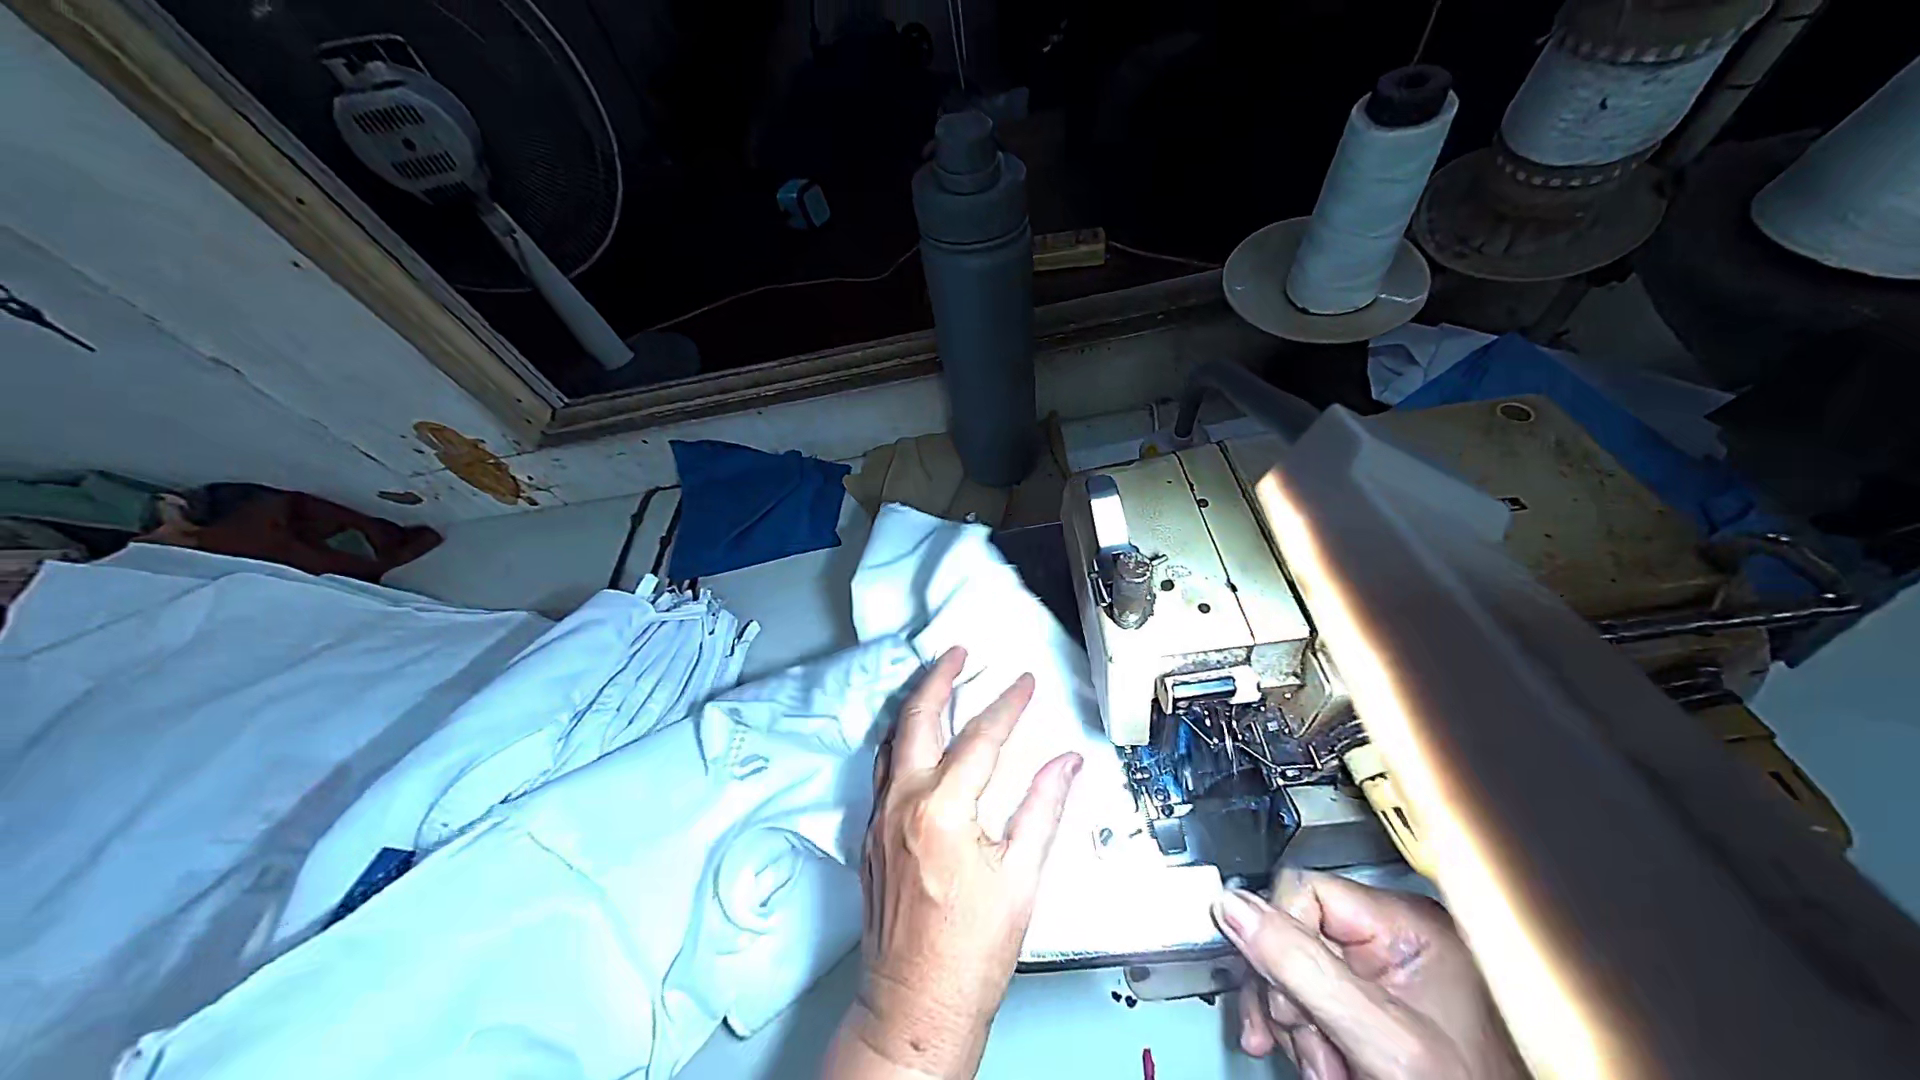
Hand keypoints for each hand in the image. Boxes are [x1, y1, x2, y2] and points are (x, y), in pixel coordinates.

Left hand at [824, 647, 1082, 1078]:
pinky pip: (882, 769)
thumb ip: (1043, 809)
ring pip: (892, 740)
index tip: (1023, 685)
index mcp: (943, 812)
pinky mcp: (870, 835)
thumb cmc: (968, 955)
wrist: (914, 1006)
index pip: (981, 739)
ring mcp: (879, 818)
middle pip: (919, 719)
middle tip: (957, 654)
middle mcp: (902, 805)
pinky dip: (900, 740)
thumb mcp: (1022, 878)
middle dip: (940, 677)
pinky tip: (914, 740)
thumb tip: (1064, 766)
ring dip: (915, 705)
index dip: (1008, 705)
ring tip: (935, 682)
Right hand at [1215, 869, 1526, 1079]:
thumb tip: (1234, 907)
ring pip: (1290, 967)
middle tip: (1300, 1040)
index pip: (1302, 890)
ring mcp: (1376, 971)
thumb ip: (1304, 967)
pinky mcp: (1365, 1001)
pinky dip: (1299, 1031)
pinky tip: (1312, 1059)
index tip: (1281, 993)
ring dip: (1290, 1021)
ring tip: (1319, 1067)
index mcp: (1406, 924)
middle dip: (1285, 995)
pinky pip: (1303, 994)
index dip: (1278, 939)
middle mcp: (1389, 937)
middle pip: (1291, 932)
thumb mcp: (1381, 1037)